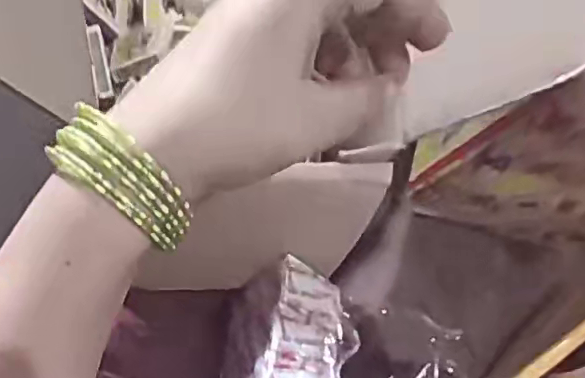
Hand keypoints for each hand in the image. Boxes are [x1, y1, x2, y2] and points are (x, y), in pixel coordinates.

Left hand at [108, 0, 450, 202]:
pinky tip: (319, 109)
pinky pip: (284, 51)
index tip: (434, 46)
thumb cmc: (237, 127)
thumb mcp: (311, 119)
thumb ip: (361, 102)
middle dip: (381, 35)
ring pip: (313, 28)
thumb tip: (384, 93)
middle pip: (342, 1)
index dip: (410, 11)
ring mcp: (244, 24)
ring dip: (346, 61)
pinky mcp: (225, 56)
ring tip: (360, 104)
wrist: (151, 155)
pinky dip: (311, 75)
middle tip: (399, 78)